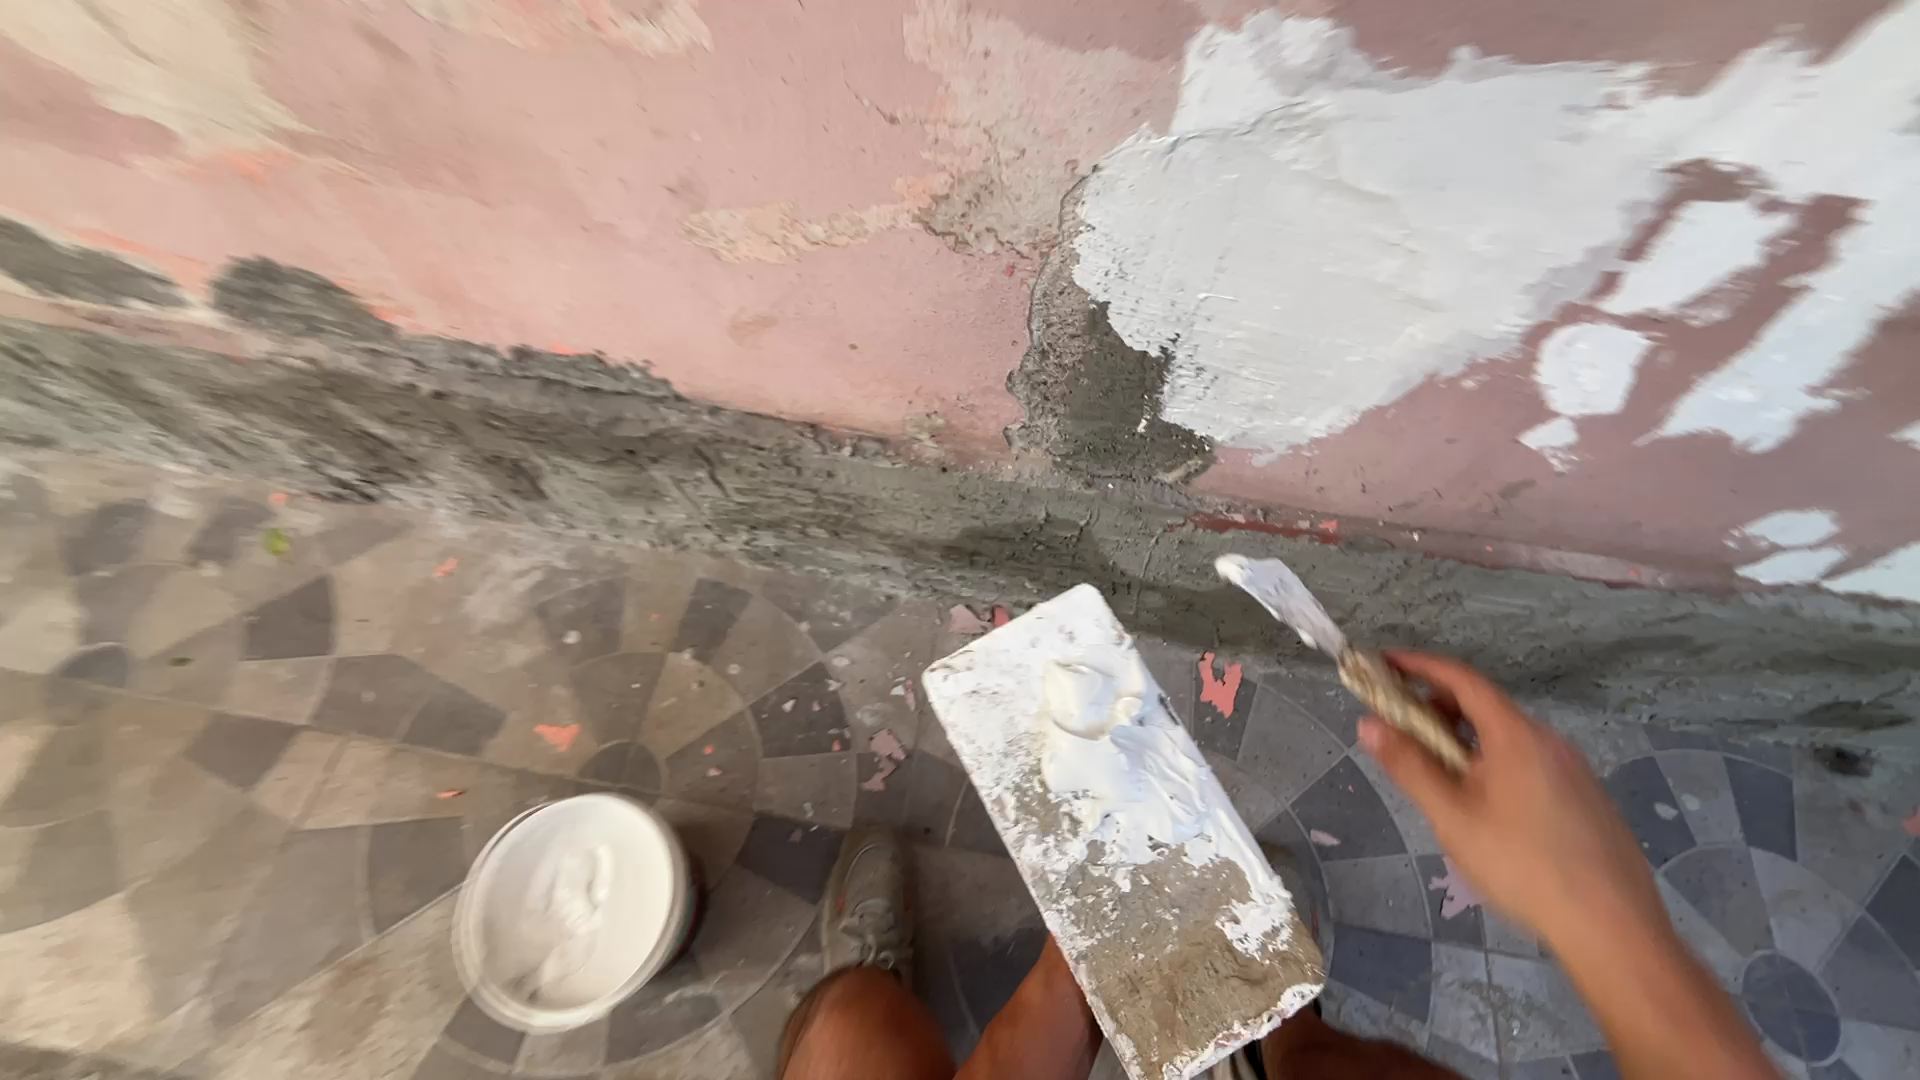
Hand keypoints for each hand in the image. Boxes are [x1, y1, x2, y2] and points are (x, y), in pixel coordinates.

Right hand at [1357, 650, 1665, 946]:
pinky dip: (1489, 759)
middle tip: (1397, 726)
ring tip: (1431, 769)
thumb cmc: (1523, 865)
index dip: (1420, 665)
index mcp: (1517, 736)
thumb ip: (1408, 764)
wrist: (1615, 932)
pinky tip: (1478, 801)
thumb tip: (1368, 723)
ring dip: (1461, 737)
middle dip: (1434, 706)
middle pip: (1484, 706)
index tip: (1383, 662)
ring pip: (1504, 736)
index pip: (1462, 680)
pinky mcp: (1585, 799)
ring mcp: (1573, 771)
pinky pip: (1526, 760)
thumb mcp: (1451, 815)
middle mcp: (1549, 742)